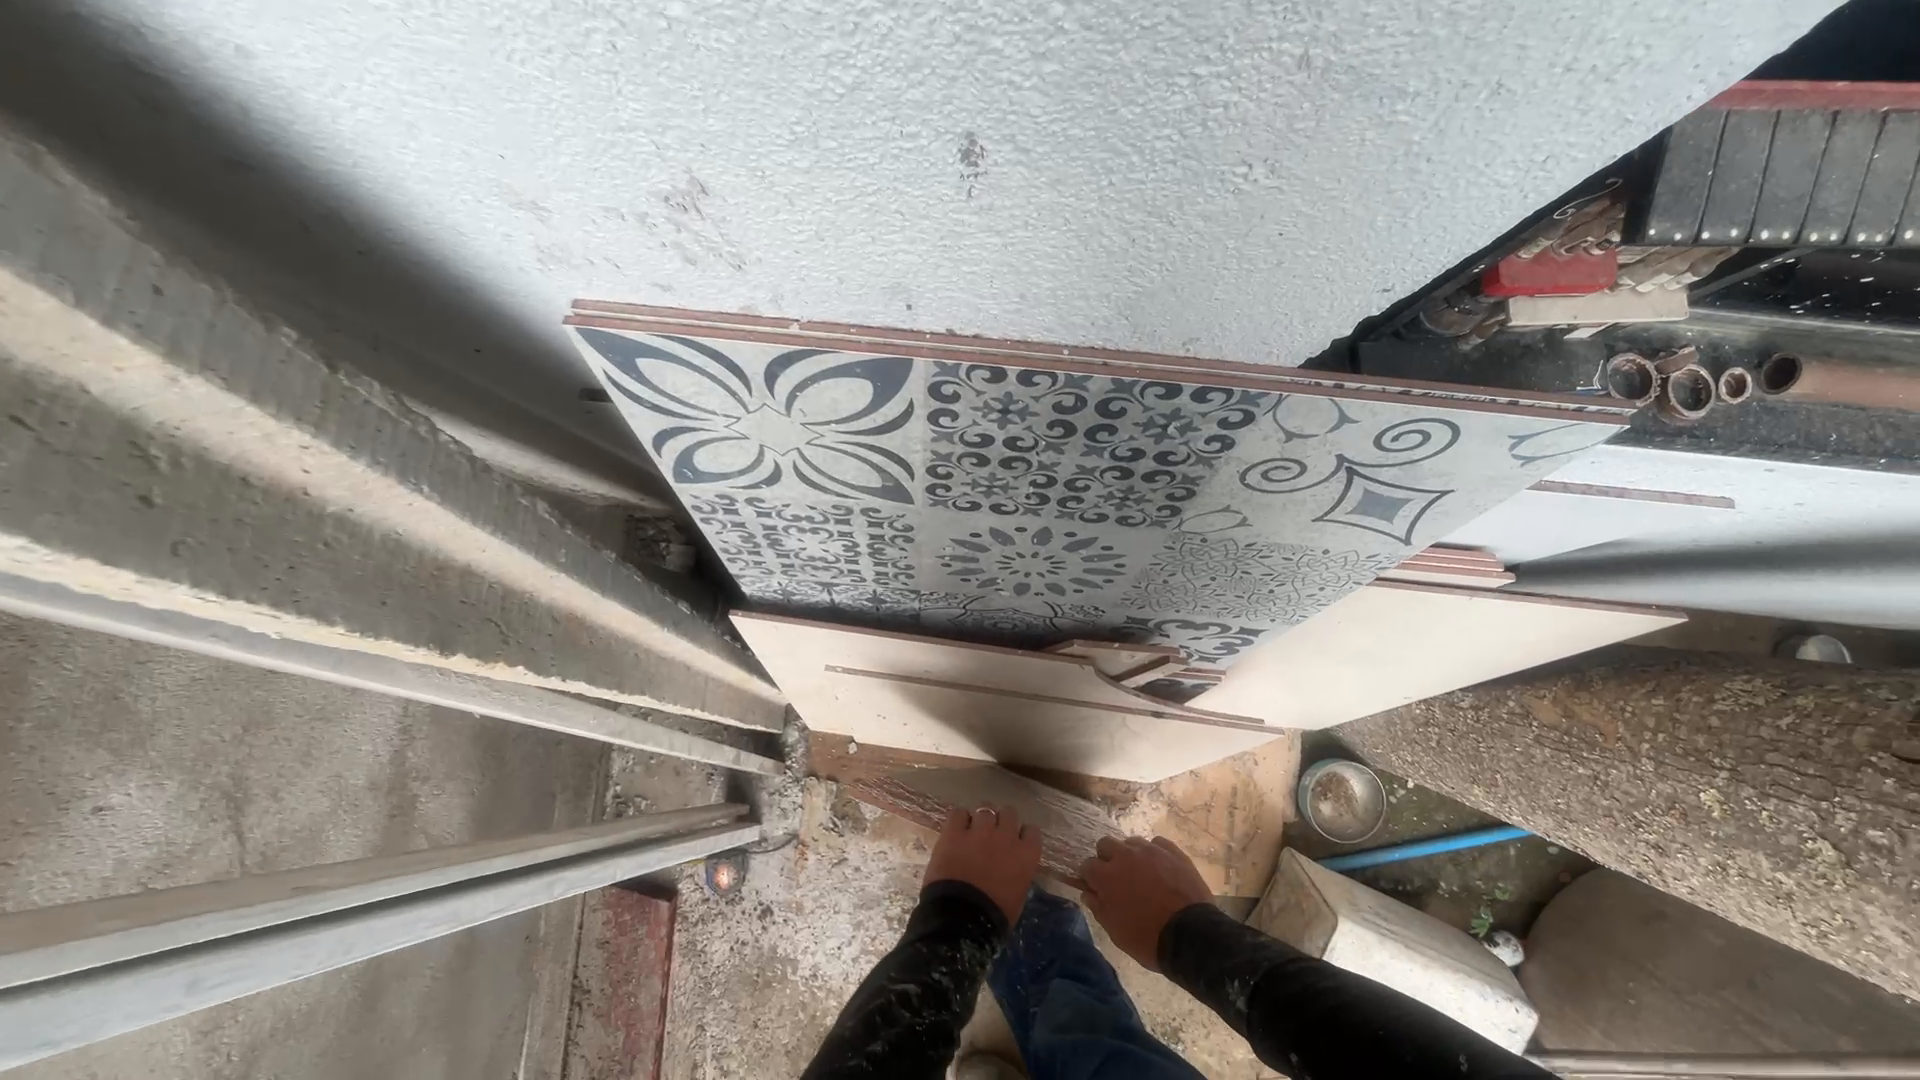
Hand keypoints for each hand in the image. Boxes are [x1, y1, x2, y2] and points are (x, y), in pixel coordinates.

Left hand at [923, 804, 1042, 923]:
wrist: (962, 919)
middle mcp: (1006, 836)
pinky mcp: (954, 831)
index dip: (1022, 836)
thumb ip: (1018, 873)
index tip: (1015, 843)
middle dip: (1002, 822)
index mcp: (1026, 855)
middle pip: (1009, 813)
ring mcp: (980, 830)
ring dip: (981, 819)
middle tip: (993, 836)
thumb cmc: (995, 917)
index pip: (1032, 831)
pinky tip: (956, 831)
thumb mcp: (1018, 896)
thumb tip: (1011, 868)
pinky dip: (959, 820)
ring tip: (973, 832)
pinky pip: (959, 813)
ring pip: (985, 808)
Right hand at [1077, 835, 1212, 971]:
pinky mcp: (1173, 851)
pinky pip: (1157, 844)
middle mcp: (1125, 856)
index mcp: (1106, 876)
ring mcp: (1151, 851)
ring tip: (1141, 874)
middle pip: (1106, 844)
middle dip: (1107, 859)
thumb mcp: (1115, 932)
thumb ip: (1098, 908)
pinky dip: (1155, 854)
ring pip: (1131, 842)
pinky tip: (1161, 869)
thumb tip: (1088, 893)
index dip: (1090, 878)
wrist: (1191, 936)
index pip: (1086, 866)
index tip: (1097, 889)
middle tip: (1117, 878)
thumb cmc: (1148, 939)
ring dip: (1131, 855)